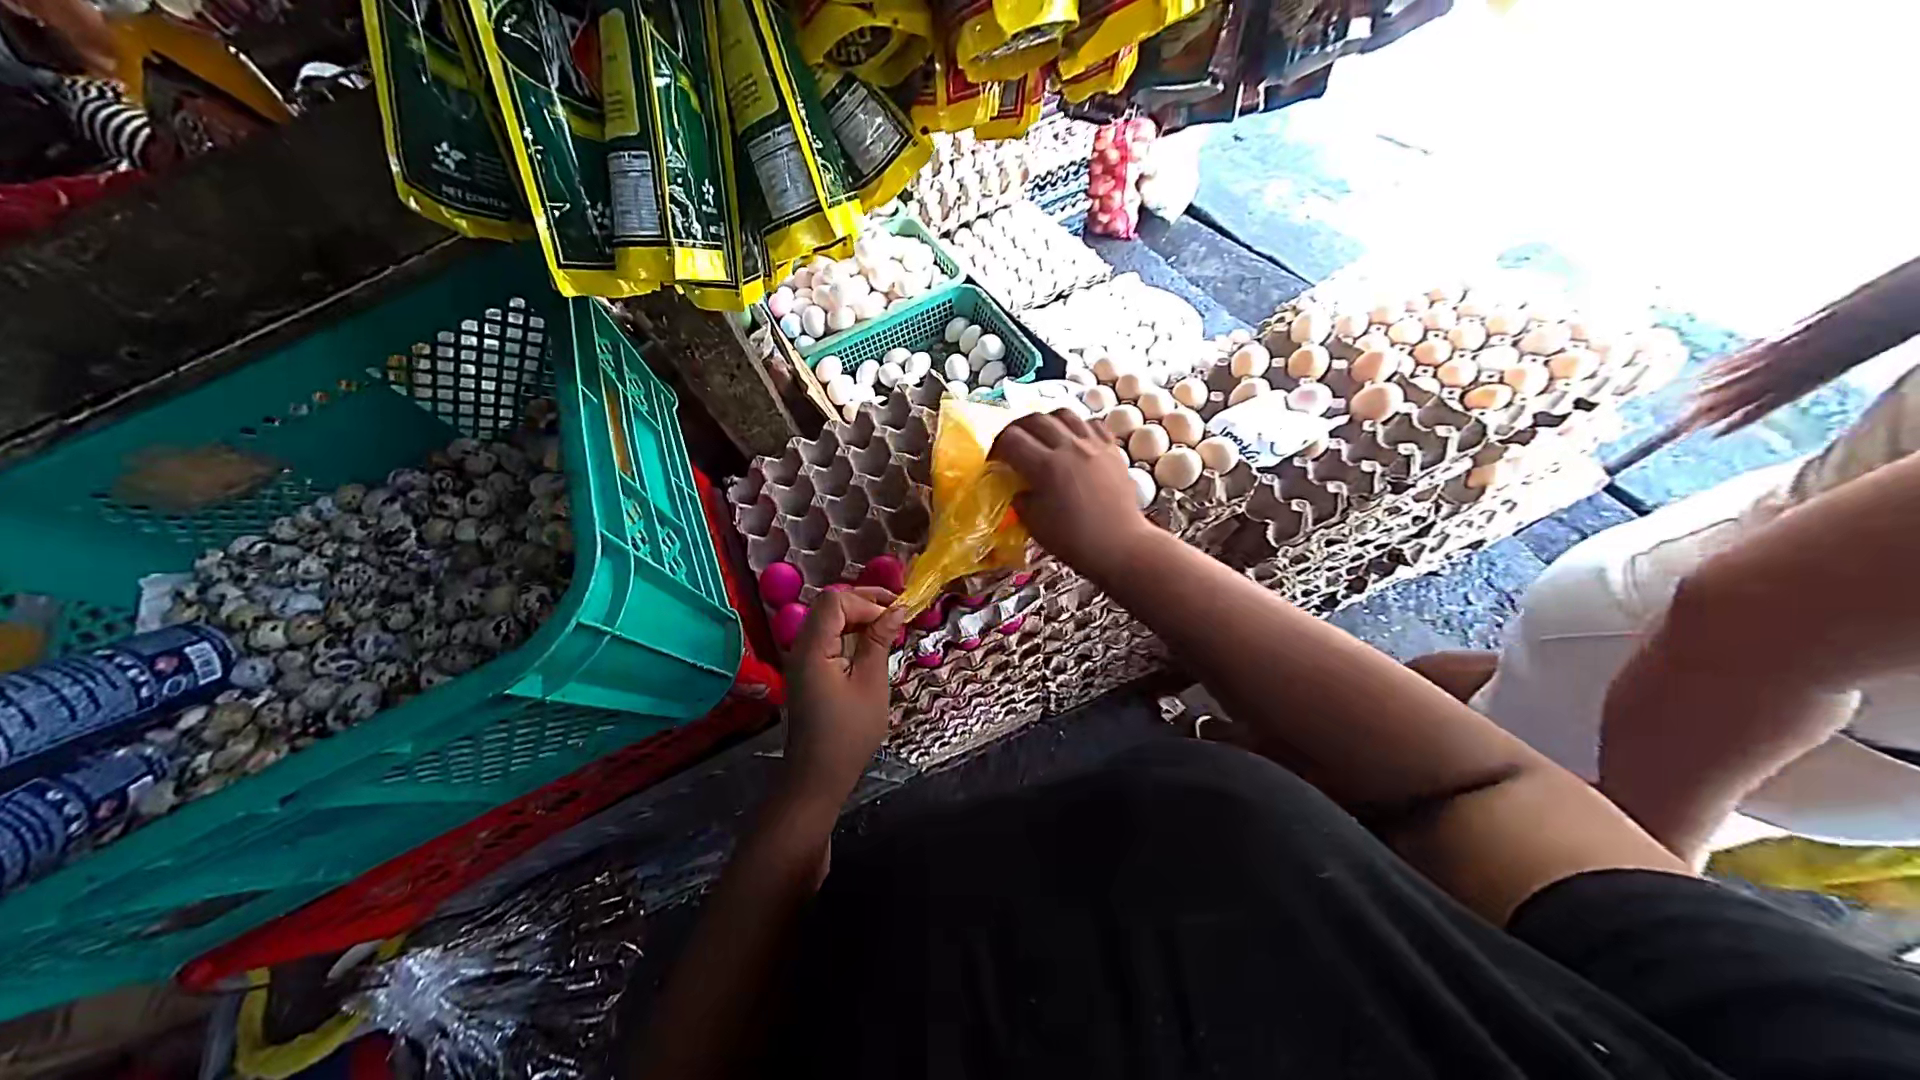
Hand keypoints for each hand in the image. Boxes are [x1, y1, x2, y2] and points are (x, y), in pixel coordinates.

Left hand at [783, 587, 907, 803]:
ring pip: (828, 619)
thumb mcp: (872, 684)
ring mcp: (801, 658)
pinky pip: (827, 637)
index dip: (867, 602)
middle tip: (897, 611)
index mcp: (812, 649)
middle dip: (864, 602)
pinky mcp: (808, 670)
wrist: (818, 776)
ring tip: (890, 624)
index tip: (896, 616)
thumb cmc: (848, 733)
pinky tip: (872, 642)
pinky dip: (850, 632)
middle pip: (828, 605)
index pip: (835, 602)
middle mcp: (800, 647)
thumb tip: (896, 609)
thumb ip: (880, 641)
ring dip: (859, 616)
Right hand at [990, 409, 1153, 573]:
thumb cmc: (1074, 540)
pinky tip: (1073, 439)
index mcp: (1046, 467)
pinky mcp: (1112, 449)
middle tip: (1012, 444)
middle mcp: (1069, 448)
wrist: (1120, 545)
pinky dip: (1077, 426)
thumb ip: (1021, 500)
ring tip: (1042, 435)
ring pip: (1064, 415)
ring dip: (1046, 421)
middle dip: (1017, 428)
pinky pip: (1091, 424)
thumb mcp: (1035, 524)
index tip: (995, 459)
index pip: (1010, 440)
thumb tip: (1018, 488)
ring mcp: (1093, 445)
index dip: (996, 447)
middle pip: (1035, 420)